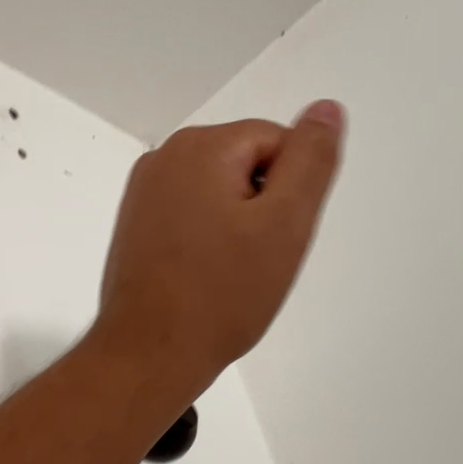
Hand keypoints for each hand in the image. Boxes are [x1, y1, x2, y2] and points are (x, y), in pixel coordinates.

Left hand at [90, 100, 345, 385]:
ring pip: (219, 193)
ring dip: (236, 226)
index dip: (289, 193)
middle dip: (262, 208)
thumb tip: (326, 109)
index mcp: (199, 147)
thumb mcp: (285, 223)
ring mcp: (144, 193)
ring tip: (229, 273)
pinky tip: (205, 278)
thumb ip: (311, 159)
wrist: (150, 354)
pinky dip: (206, 240)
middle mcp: (163, 159)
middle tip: (255, 260)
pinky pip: (191, 215)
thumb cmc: (218, 296)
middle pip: (245, 164)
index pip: (278, 143)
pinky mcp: (136, 225)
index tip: (275, 236)